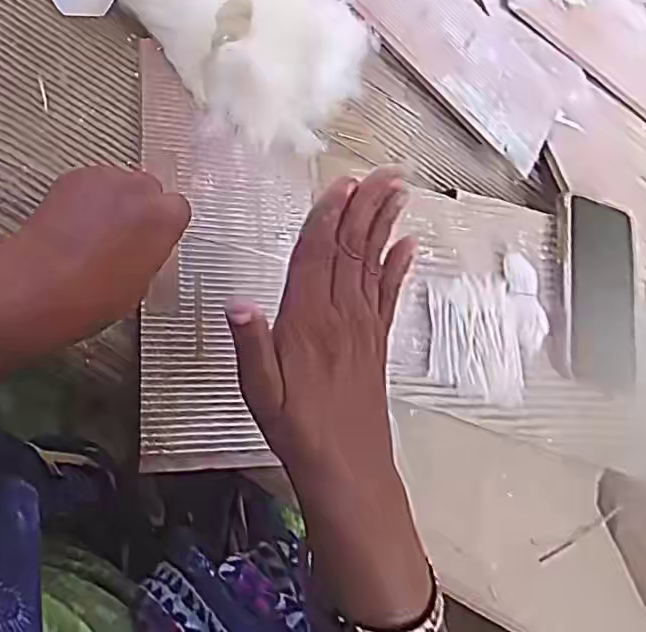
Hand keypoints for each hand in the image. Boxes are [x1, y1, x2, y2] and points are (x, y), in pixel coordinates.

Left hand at [0, 166, 188, 372]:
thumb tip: (143, 245)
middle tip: (121, 238)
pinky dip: (85, 198)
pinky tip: (71, 225)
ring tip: (92, 233)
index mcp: (163, 218)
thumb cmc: (91, 298)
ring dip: (111, 201)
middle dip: (138, 208)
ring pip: (118, 183)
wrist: (37, 284)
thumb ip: (149, 253)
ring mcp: (103, 177)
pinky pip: (89, 184)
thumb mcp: (139, 284)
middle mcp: (137, 188)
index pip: (177, 209)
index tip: (150, 243)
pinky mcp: (71, 176)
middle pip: (148, 189)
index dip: (162, 227)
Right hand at [227, 168, 431, 627]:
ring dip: (384, 226)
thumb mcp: (259, 389)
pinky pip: (388, 296)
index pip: (317, 257)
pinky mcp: (376, 342)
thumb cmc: (295, 426)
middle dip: (366, 209)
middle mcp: (340, 315)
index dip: (329, 218)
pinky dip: (398, 268)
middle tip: (384, 174)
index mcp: (308, 320)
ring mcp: (363, 327)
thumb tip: (238, 304)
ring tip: (397, 194)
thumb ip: (251, 345)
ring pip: (372, 264)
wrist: (348, 470)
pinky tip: (407, 246)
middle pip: (352, 251)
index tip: (342, 185)